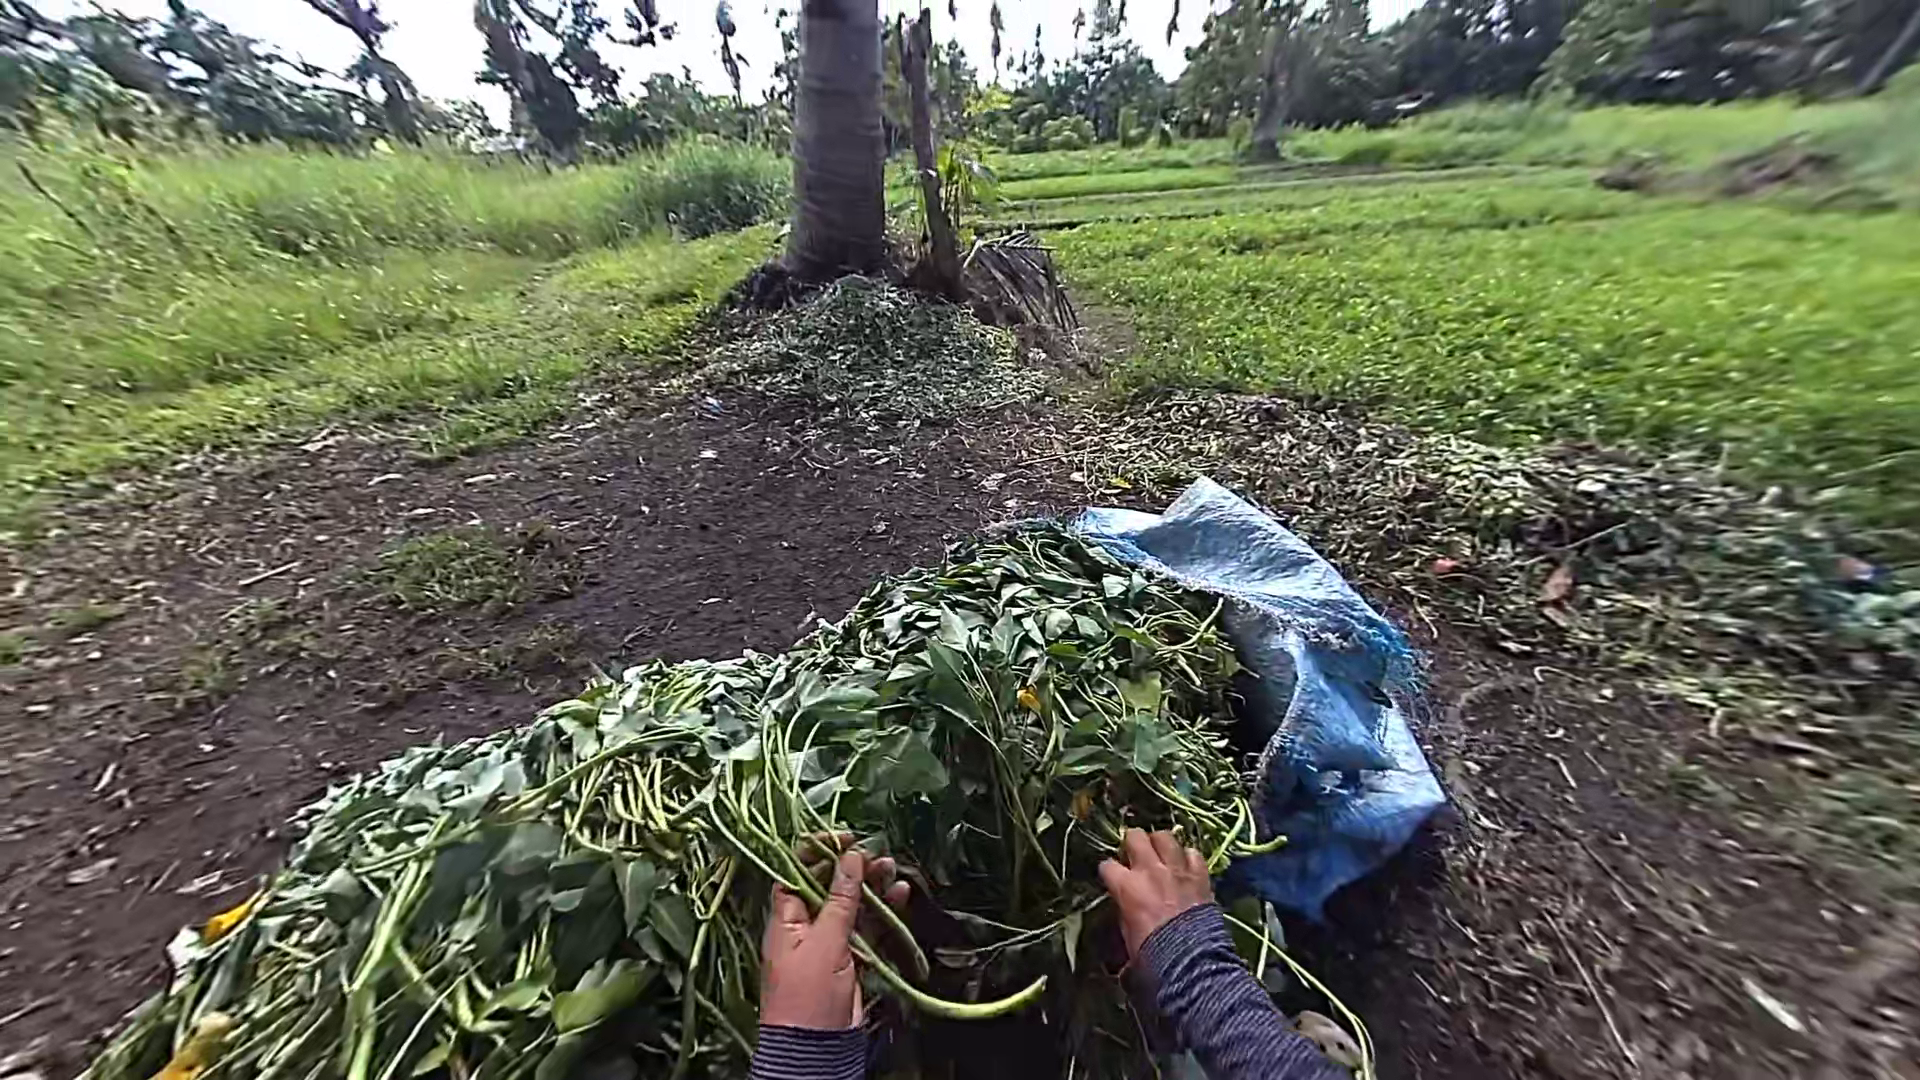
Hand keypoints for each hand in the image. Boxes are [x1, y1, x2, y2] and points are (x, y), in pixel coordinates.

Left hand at [759, 839, 909, 1029]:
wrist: (816, 1054)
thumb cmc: (808, 997)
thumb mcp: (825, 940)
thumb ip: (840, 897)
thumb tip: (851, 855)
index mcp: (787, 917)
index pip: (798, 870)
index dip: (819, 850)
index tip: (844, 837)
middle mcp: (806, 923)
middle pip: (830, 883)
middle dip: (854, 866)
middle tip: (877, 855)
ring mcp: (830, 939)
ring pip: (853, 901)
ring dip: (873, 885)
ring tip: (892, 870)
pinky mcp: (850, 955)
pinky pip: (868, 923)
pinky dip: (883, 909)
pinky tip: (899, 895)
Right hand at [1098, 828, 1212, 958]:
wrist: (1195, 970)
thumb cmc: (1156, 960)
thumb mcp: (1128, 939)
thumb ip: (1124, 915)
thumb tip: (1124, 909)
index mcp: (1127, 887)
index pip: (1107, 865)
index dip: (1108, 871)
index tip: (1111, 878)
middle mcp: (1150, 871)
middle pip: (1135, 836)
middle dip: (1133, 843)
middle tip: (1135, 855)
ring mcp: (1176, 870)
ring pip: (1165, 836)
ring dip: (1160, 843)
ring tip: (1160, 853)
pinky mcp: (1199, 876)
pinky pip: (1194, 854)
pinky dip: (1189, 858)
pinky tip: (1185, 866)